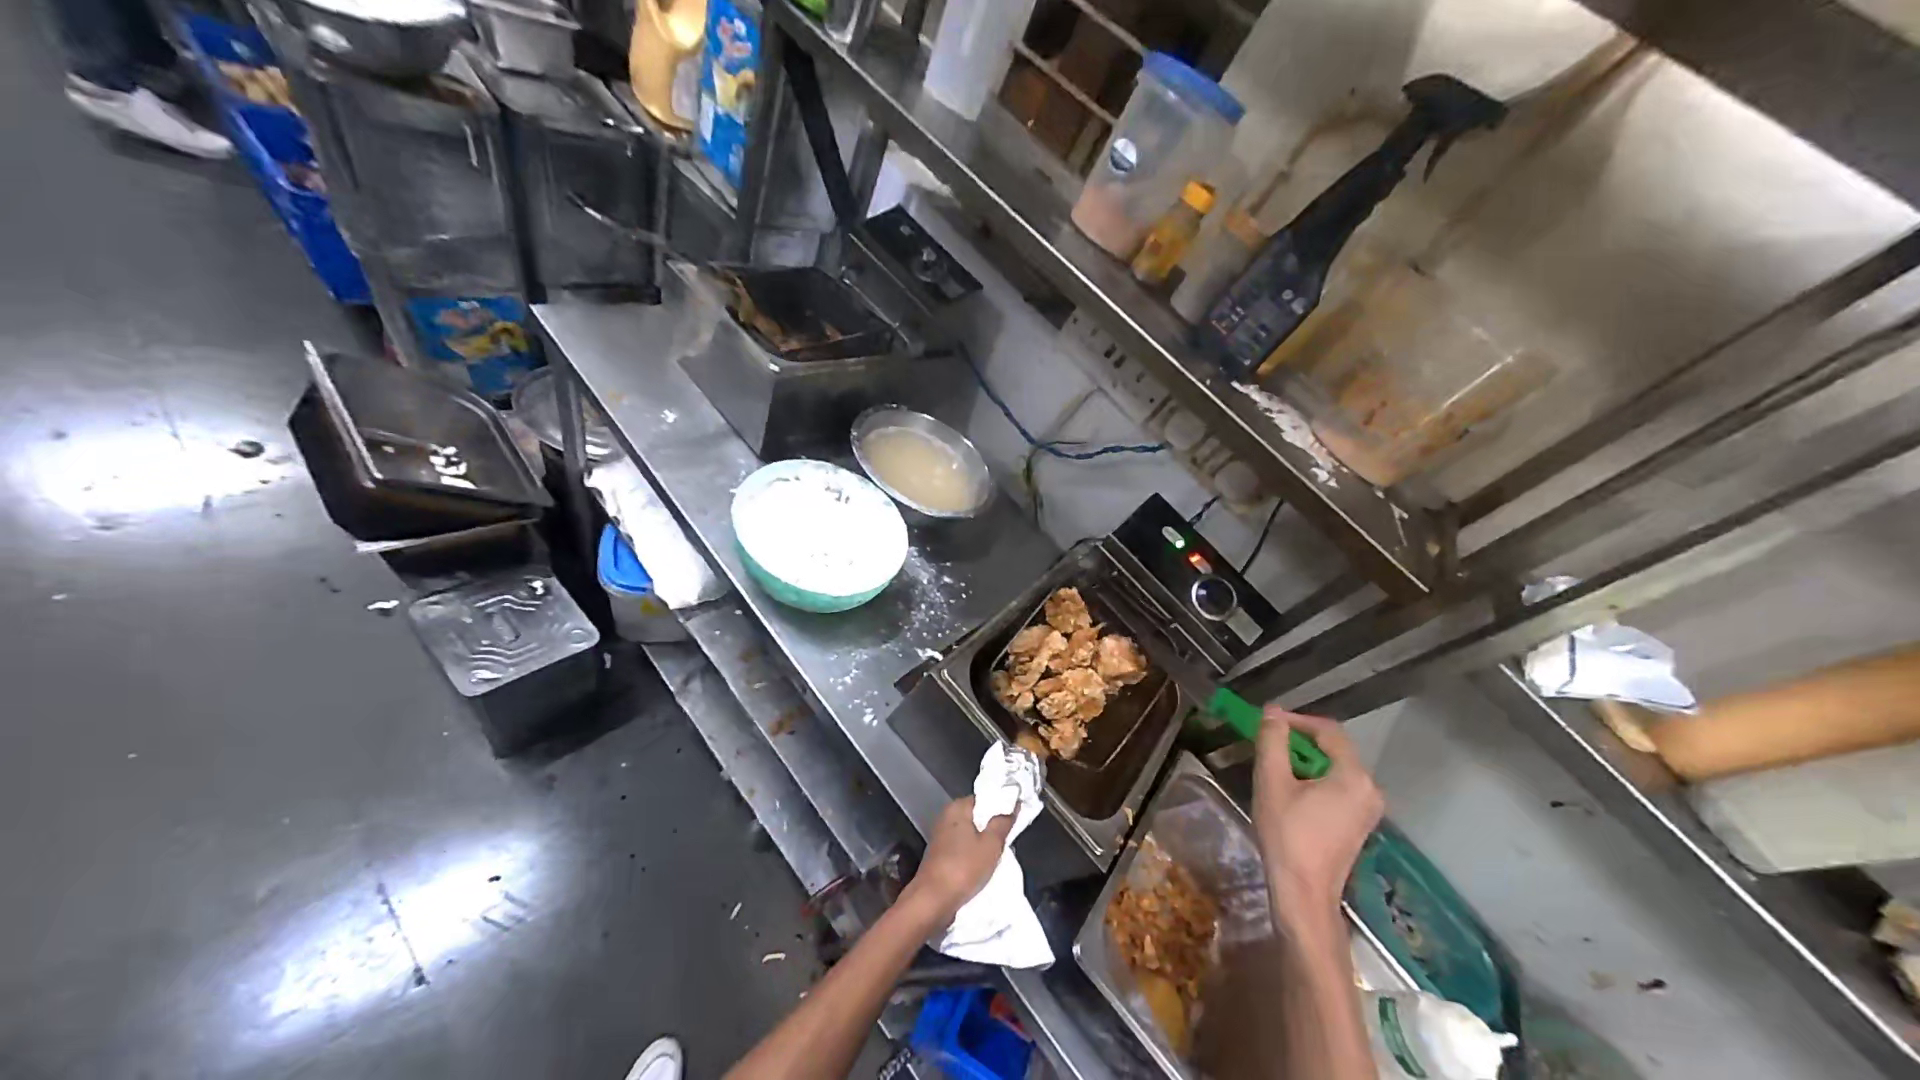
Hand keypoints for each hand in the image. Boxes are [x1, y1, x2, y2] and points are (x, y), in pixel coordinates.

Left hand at [904, 797, 1014, 921]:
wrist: (933, 900)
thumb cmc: (964, 867)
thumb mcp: (991, 845)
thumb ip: (1003, 822)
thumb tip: (1013, 804)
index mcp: (956, 808)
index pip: (984, 798)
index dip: (1001, 805)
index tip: (1016, 818)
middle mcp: (946, 817)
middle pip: (976, 815)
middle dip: (993, 826)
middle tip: (1010, 837)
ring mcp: (941, 836)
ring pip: (970, 833)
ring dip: (984, 842)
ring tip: (1000, 852)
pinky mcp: (940, 854)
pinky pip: (962, 847)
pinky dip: (973, 853)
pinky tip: (984, 864)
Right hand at [1253, 708, 1382, 926]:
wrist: (1303, 893)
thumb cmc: (1287, 834)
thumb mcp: (1272, 782)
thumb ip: (1273, 741)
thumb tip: (1273, 711)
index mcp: (1354, 776)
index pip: (1329, 731)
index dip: (1297, 720)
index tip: (1268, 722)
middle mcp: (1370, 789)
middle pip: (1334, 749)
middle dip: (1299, 742)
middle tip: (1268, 745)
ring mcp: (1368, 810)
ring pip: (1335, 769)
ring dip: (1305, 762)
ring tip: (1274, 767)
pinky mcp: (1359, 824)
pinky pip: (1338, 788)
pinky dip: (1315, 781)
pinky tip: (1291, 792)